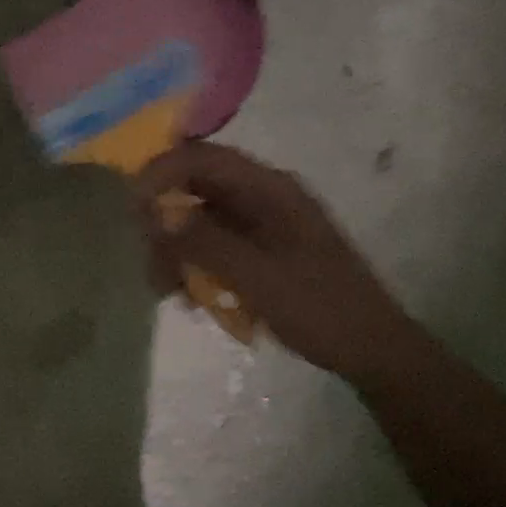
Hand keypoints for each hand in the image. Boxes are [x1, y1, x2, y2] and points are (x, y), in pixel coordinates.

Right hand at [137, 142, 413, 378]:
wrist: (371, 349)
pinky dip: (195, 265)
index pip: (202, 158)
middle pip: (197, 188)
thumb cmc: (319, 308)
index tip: (133, 211)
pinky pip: (216, 246)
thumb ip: (205, 242)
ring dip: (177, 250)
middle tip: (150, 264)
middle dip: (165, 222)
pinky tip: (189, 298)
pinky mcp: (262, 252)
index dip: (161, 174)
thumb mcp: (257, 277)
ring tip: (167, 291)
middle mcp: (264, 197)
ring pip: (201, 220)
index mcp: (270, 189)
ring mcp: (264, 224)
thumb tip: (154, 215)